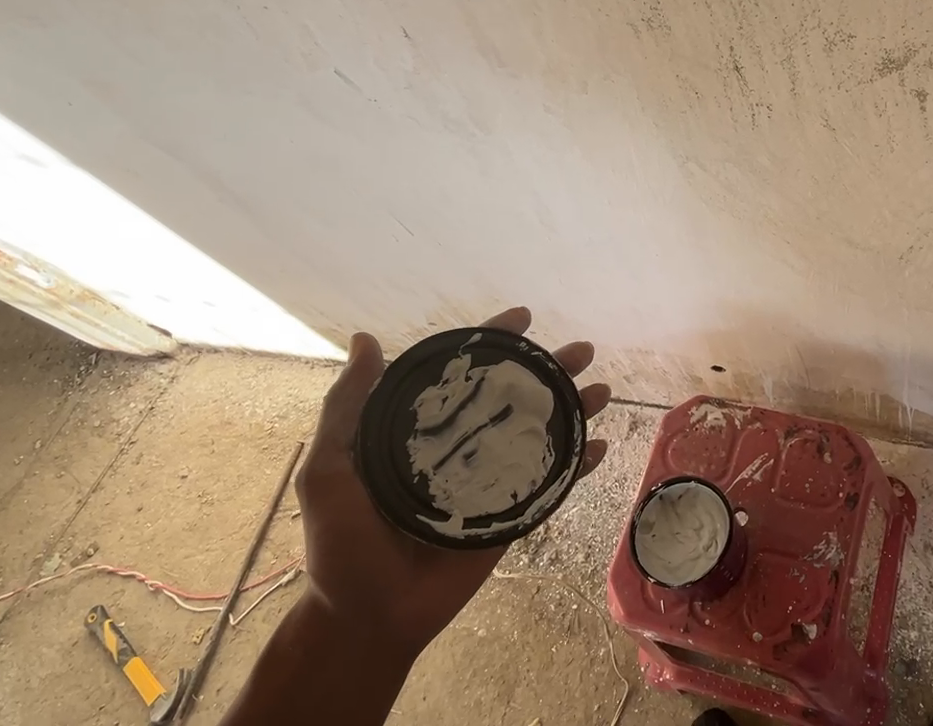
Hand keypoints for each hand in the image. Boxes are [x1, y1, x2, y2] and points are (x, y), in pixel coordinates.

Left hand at [295, 307, 610, 659]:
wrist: (369, 616)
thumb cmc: (342, 545)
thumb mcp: (329, 472)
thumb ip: (346, 409)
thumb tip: (365, 339)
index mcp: (425, 428)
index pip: (465, 373)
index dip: (494, 341)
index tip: (523, 317)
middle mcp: (464, 444)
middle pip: (515, 396)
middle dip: (551, 369)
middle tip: (582, 349)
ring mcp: (492, 478)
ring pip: (542, 433)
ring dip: (575, 409)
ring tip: (603, 389)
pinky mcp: (513, 514)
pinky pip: (553, 483)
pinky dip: (579, 465)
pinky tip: (600, 446)